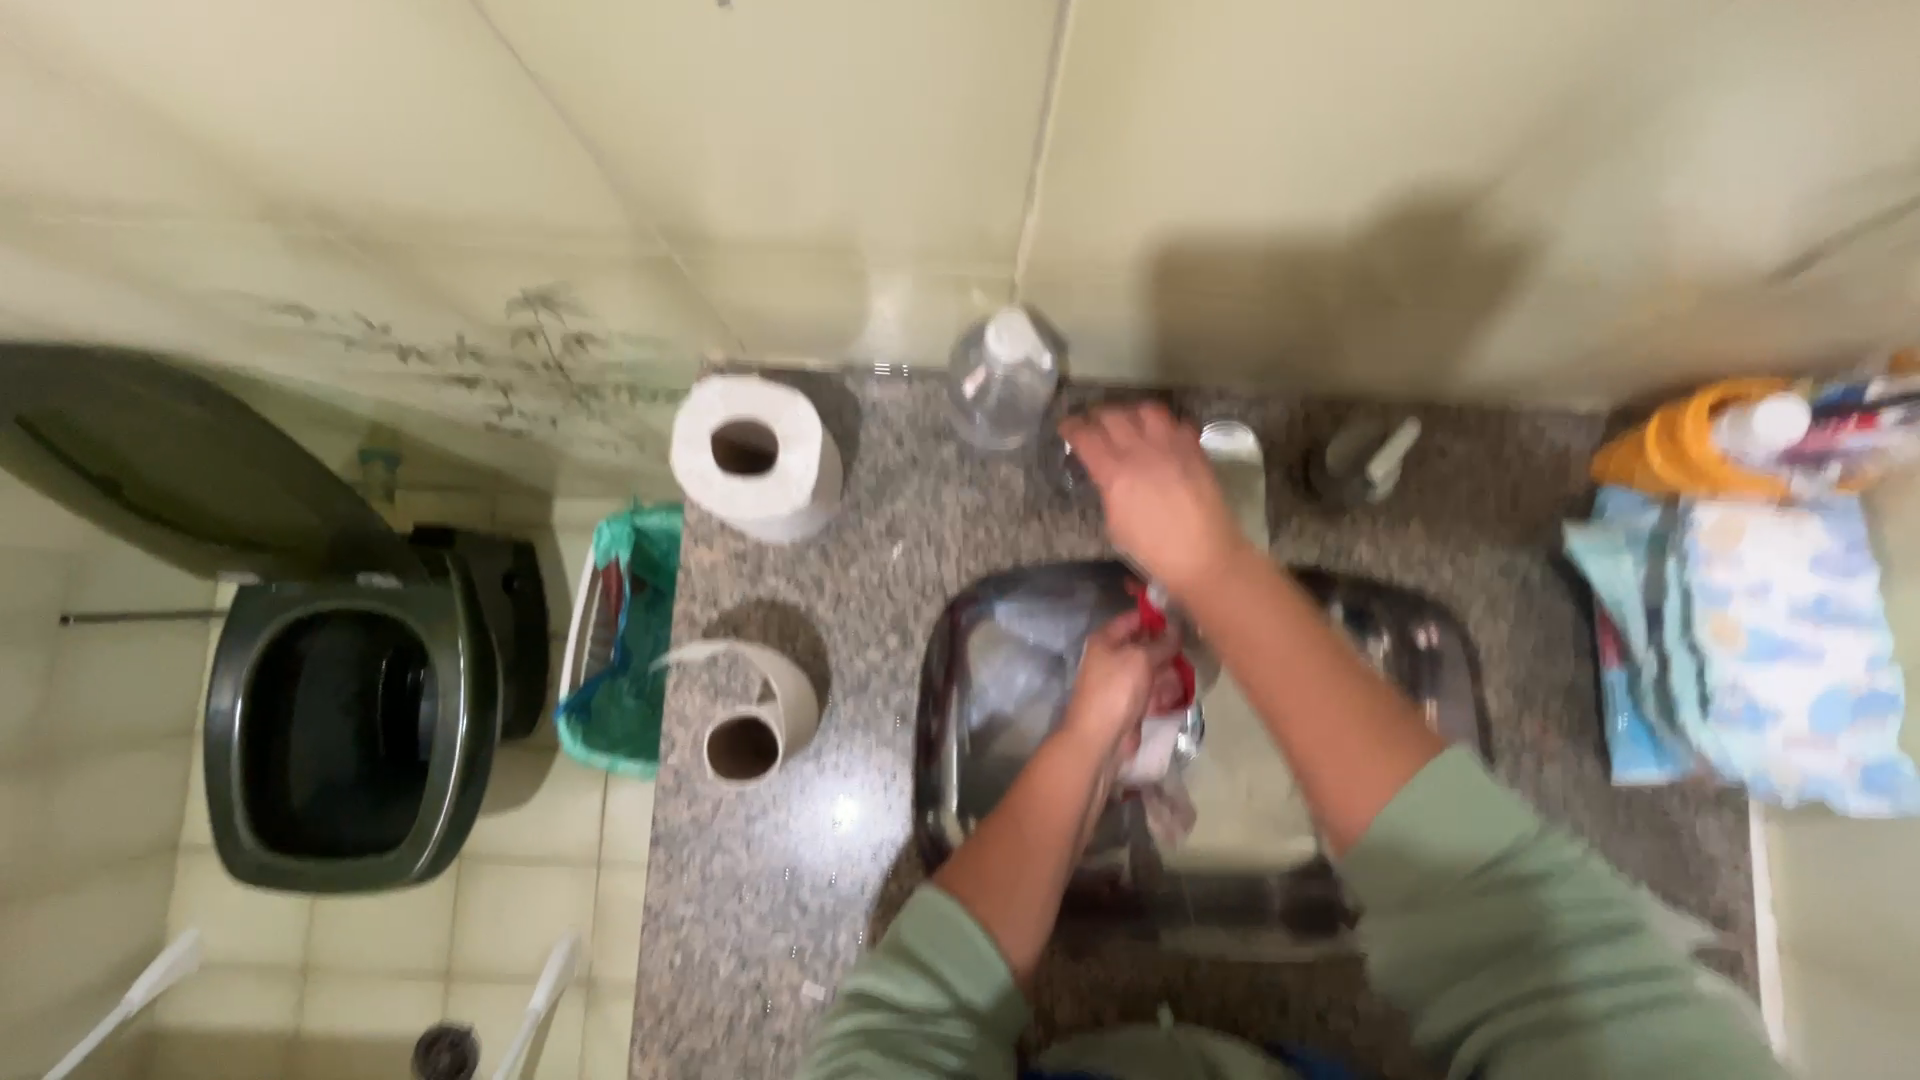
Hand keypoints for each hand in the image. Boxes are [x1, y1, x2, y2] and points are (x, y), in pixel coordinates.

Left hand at [1056, 611, 1187, 770]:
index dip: (1156, 617)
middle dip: (1168, 650)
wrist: (1100, 736)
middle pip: (1146, 646)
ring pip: (1153, 670)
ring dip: (1171, 674)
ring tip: (1186, 678)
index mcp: (1106, 640)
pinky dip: (1166, 693)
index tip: (1183, 618)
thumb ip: (1161, 642)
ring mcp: (1122, 682)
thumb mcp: (1141, 658)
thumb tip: (1177, 627)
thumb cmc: (1116, 689)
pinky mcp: (1131, 703)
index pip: (1133, 619)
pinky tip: (1179, 696)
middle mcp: (1113, 657)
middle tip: (1191, 652)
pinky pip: (1153, 692)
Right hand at [1060, 403, 1248, 597]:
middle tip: (1093, 424)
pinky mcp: (1194, 449)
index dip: (1071, 427)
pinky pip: (1176, 422)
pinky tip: (1161, 437)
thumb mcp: (1114, 524)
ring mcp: (1171, 446)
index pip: (1085, 436)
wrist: (1202, 554)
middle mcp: (1141, 452)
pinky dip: (1164, 424)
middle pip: (1112, 415)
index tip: (1066, 428)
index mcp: (1115, 474)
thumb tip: (1107, 475)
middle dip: (1096, 416)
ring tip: (1129, 423)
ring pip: (1145, 409)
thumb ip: (1108, 490)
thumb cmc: (1152, 550)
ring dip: (1131, 413)